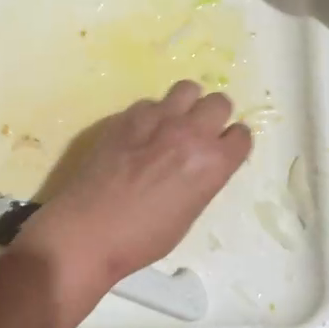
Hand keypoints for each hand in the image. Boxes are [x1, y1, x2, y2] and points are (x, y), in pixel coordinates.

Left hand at [14, 81, 252, 294]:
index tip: (223, 152)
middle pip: (219, 103)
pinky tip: (140, 135)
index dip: (232, 144)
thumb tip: (199, 165)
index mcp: (212, 163)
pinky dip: (153, 114)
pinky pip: (151, 102)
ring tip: (174, 124)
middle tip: (199, 136)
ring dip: (187, 104)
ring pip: (187, 89)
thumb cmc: (141, 238)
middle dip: (214, 117)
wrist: (87, 231)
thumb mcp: (188, 215)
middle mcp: (190, 133)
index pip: (241, 135)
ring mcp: (156, 119)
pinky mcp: (126, 116)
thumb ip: (202, 180)